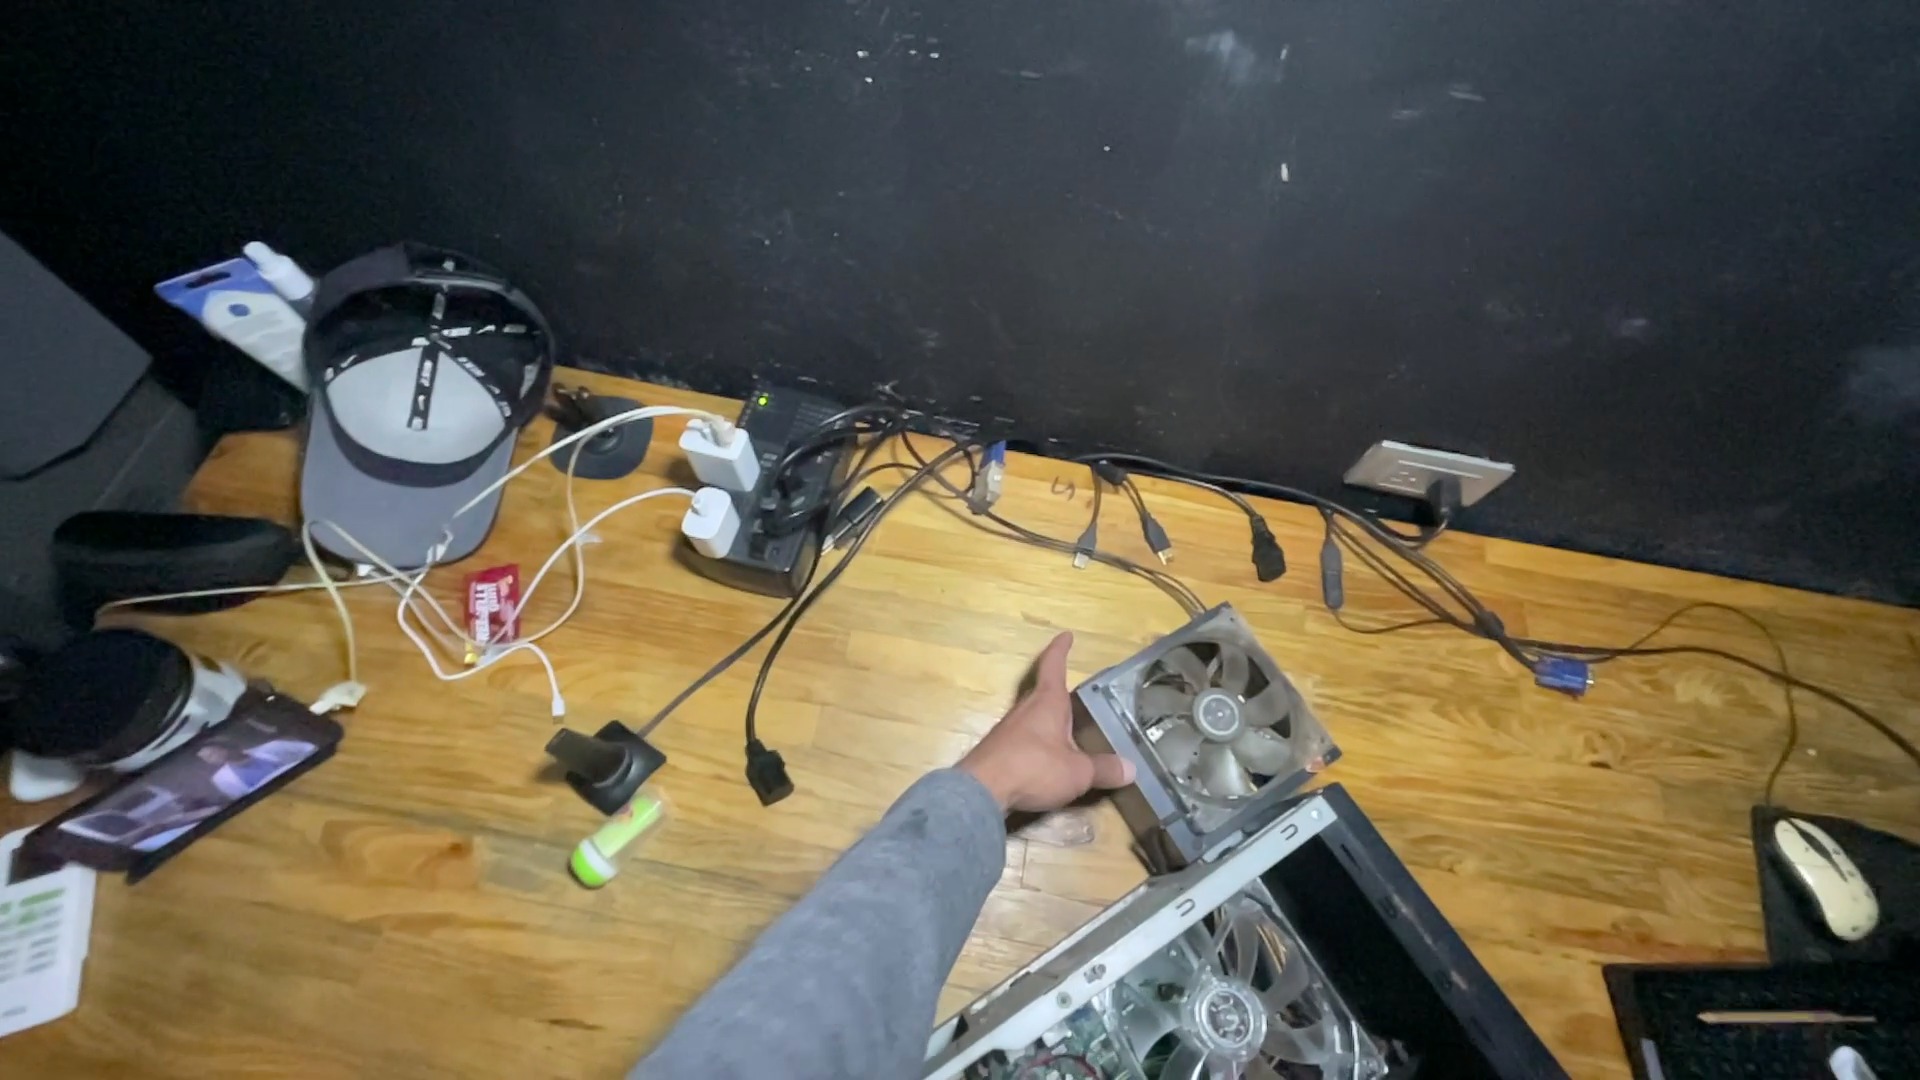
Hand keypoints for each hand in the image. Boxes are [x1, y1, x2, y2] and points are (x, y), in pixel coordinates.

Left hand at [959, 632, 1135, 811]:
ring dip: (1051, 719)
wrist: (982, 790)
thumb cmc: (1033, 768)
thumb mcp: (1077, 772)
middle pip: (1044, 691)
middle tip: (1080, 696)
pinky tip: (1049, 759)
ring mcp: (1010, 728)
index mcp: (1047, 701)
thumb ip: (1103, 769)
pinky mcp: (1000, 749)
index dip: (1060, 649)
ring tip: (1070, 731)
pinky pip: (1026, 738)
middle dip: (1060, 691)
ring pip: (1035, 716)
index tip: (1066, 635)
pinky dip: (1041, 742)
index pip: (1053, 665)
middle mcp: (1026, 708)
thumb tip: (1130, 768)